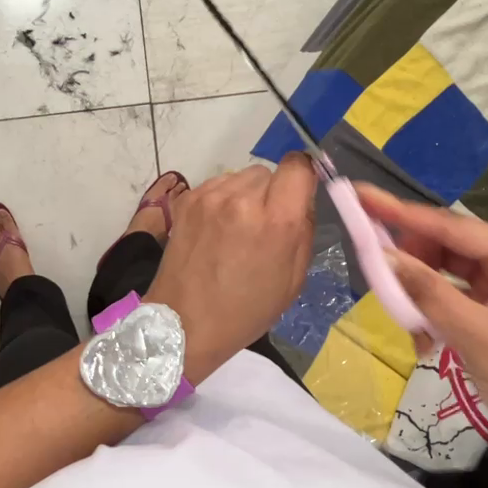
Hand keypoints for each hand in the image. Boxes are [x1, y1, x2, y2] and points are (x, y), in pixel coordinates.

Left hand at [144, 154, 316, 383]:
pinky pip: (217, 186)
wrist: (184, 322)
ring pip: (241, 177)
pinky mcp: (186, 199)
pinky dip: (222, 200)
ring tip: (236, 230)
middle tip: (263, 225)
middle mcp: (242, 198)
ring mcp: (210, 196)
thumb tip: (303, 198)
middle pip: (268, 172)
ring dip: (246, 195)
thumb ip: (303, 230)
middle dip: (272, 193)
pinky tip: (216, 230)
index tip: (298, 194)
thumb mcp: (294, 279)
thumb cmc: (247, 310)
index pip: (298, 165)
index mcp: (276, 220)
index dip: (302, 176)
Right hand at [357, 185, 487, 461]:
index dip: (402, 212)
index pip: (452, 226)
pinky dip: (434, 309)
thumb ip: (428, 292)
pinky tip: (426, 337)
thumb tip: (383, 255)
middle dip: (411, 262)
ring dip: (420, 293)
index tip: (361, 196)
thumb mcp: (477, 337)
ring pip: (446, 270)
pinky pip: (455, 293)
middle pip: (447, 245)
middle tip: (378, 279)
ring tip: (409, 325)